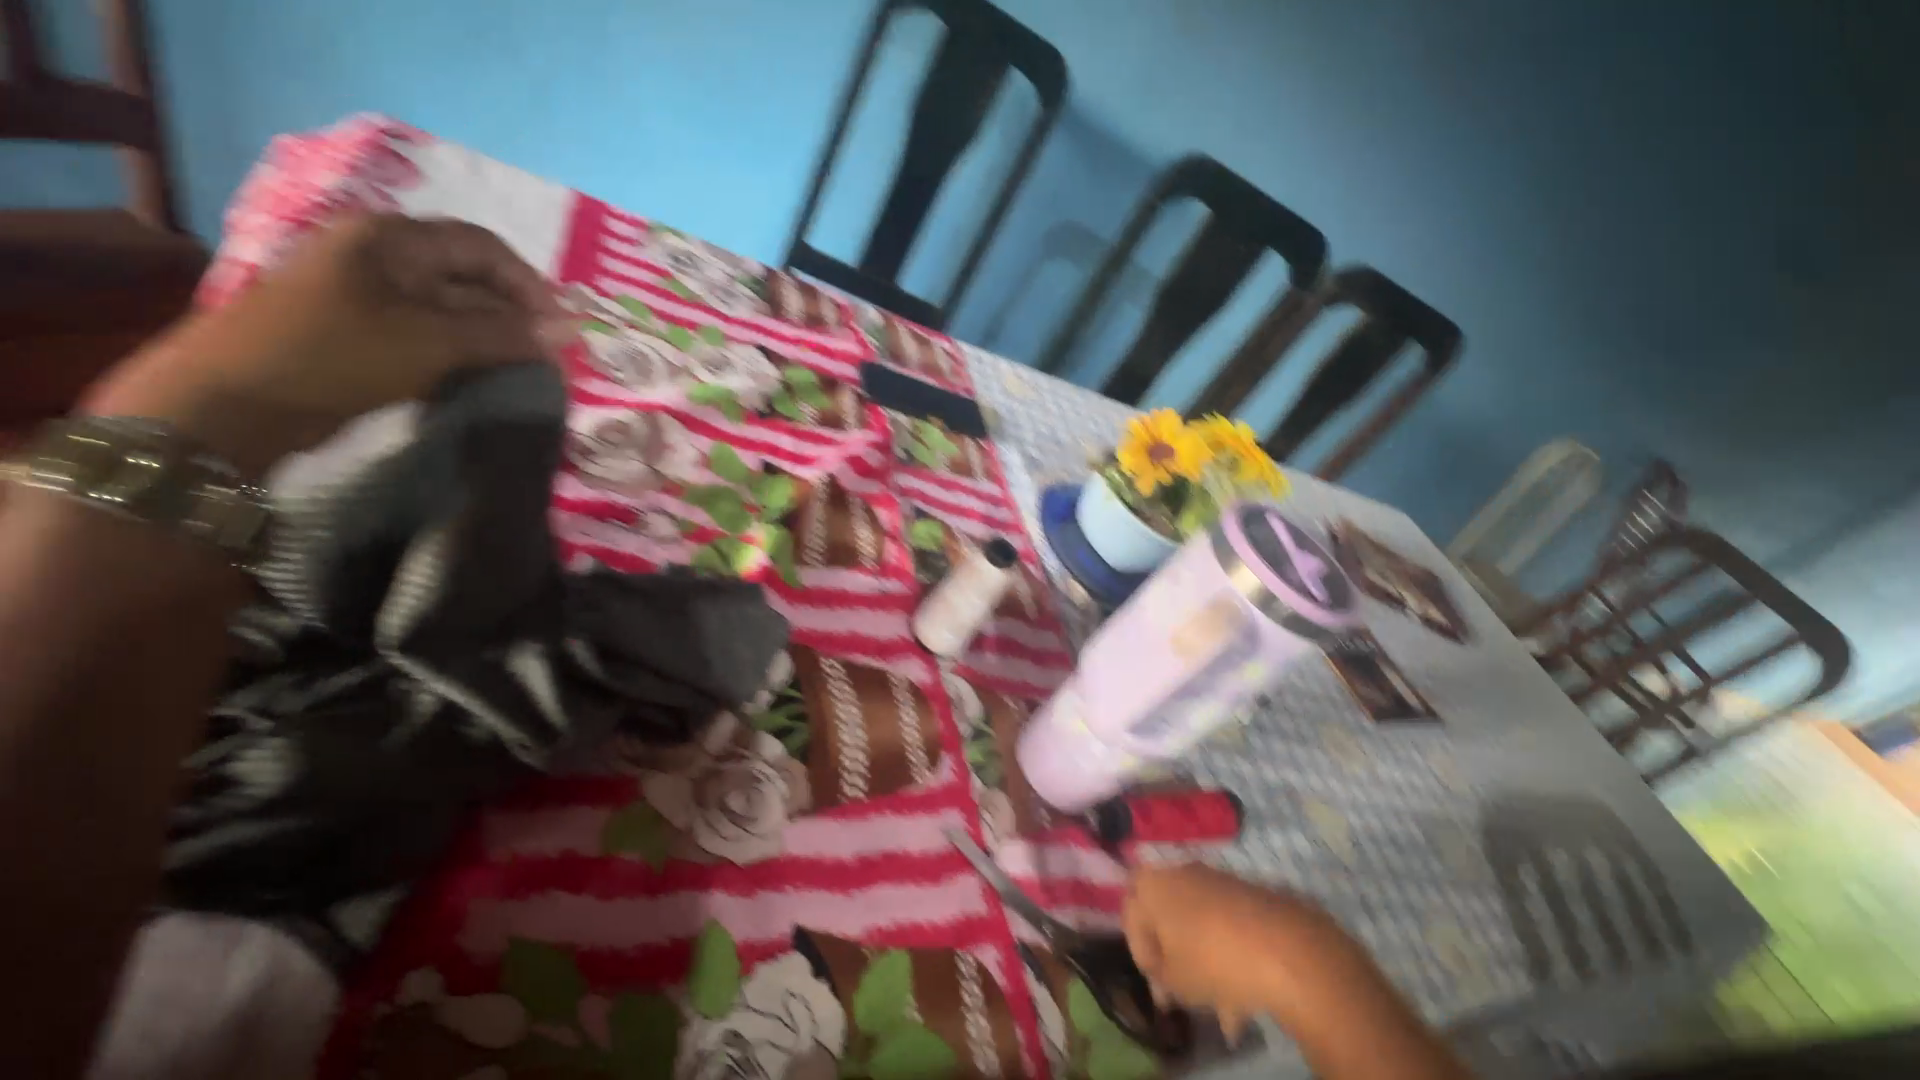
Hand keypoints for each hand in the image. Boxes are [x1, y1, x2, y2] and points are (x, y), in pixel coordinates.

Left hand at [85, 213, 567, 472]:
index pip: (483, 247)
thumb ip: (505, 333)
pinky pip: (421, 335)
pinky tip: (475, 379)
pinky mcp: (353, 333)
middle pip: (465, 277)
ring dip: (486, 339)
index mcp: (392, 238)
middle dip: (511, 315)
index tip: (561, 328)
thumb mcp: (431, 341)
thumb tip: (570, 331)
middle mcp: (378, 256)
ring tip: (519, 372)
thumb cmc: (337, 354)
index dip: (530, 285)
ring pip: (445, 310)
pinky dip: (455, 354)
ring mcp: (362, 295)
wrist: (232, 402)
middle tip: (546, 357)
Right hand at [1122, 863, 1374, 1041]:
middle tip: (1180, 990)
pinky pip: (1228, 926)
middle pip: (1167, 915)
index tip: (1157, 981)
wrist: (1287, 950)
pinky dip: (1230, 956)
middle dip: (1172, 953)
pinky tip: (1243, 999)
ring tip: (1220, 1009)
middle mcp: (1182, 873)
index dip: (1140, 951)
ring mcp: (1219, 880)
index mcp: (1153, 884)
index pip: (1130, 914)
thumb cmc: (1212, 961)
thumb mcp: (1173, 980)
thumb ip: (1158, 974)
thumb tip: (1161, 972)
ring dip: (1204, 961)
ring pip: (1201, 925)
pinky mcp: (1251, 894)